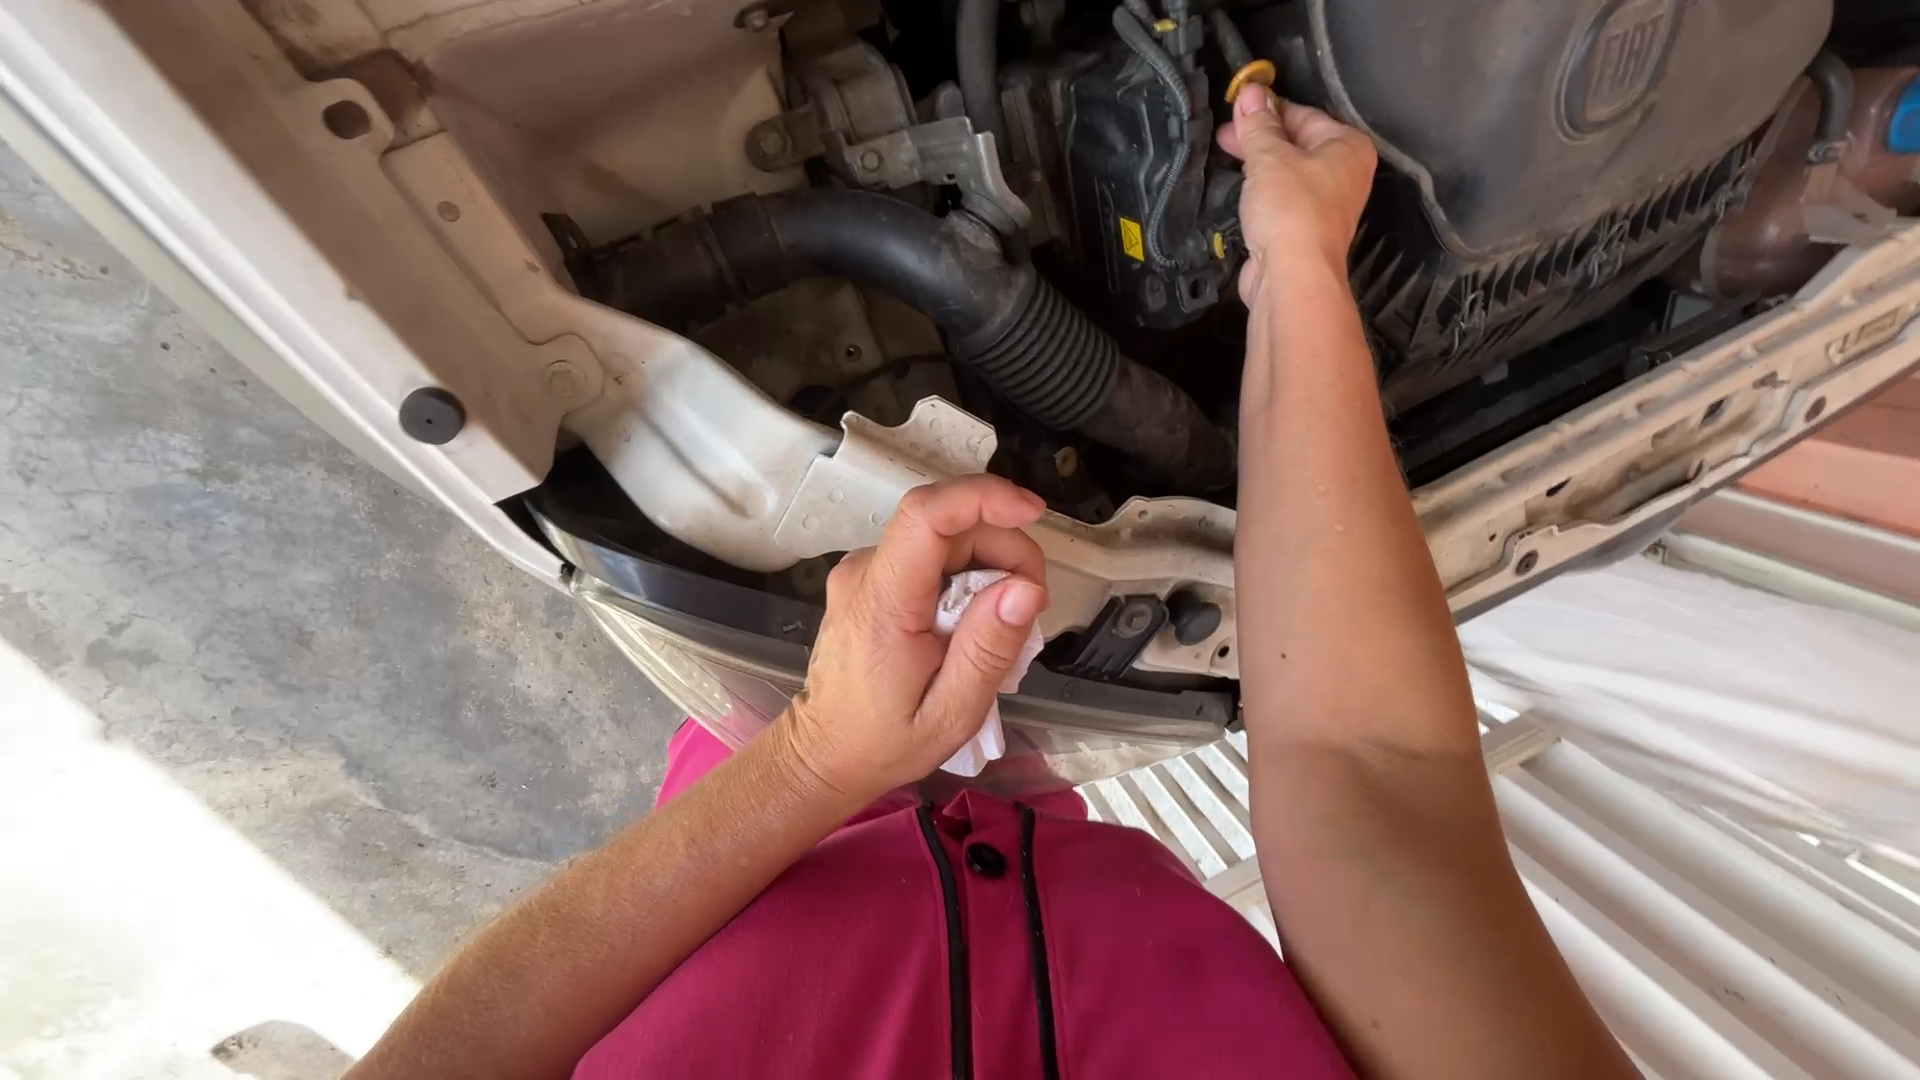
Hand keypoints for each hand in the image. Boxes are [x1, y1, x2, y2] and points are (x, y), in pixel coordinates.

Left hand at [777, 475, 1049, 803]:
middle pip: (949, 524)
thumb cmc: (884, 740)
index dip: (984, 497)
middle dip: (1005, 548)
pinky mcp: (872, 576)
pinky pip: (931, 554)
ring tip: (1002, 622)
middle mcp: (866, 571)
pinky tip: (975, 618)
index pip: (926, 516)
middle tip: (1029, 603)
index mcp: (883, 603)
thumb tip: (1026, 589)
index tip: (1031, 511)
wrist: (827, 750)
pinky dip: (968, 573)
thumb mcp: (951, 714)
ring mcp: (865, 570)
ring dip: (990, 564)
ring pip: (945, 537)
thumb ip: (988, 650)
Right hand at [1217, 84, 1376, 304]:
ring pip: (1287, 176)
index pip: (1304, 115)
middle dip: (1260, 141)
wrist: (1292, 277)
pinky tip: (1239, 195)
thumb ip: (1258, 126)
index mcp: (1347, 146)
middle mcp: (1343, 174)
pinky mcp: (1303, 233)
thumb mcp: (1269, 158)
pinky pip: (1281, 203)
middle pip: (1296, 145)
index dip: (1267, 110)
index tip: (1235, 109)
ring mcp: (1324, 207)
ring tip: (1227, 162)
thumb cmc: (1289, 210)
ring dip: (1258, 169)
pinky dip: (1260, 196)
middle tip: (1224, 137)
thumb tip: (1250, 92)